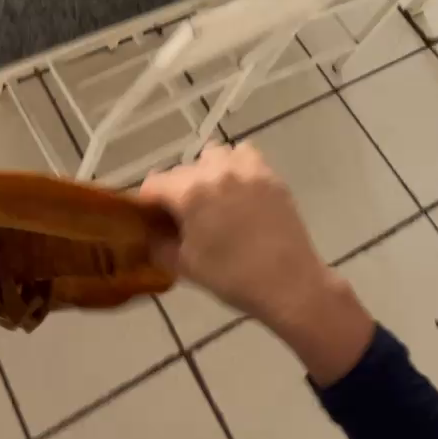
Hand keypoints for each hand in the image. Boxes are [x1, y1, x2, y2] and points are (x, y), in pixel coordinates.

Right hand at [139, 142, 373, 383]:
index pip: (154, 184)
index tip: (151, 218)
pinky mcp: (268, 175)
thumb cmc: (233, 277)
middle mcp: (214, 172)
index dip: (147, 201)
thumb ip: (160, 246)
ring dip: (206, 171)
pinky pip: (244, 154)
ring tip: (213, 197)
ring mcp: (244, 169)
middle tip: (184, 217)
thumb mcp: (187, 267)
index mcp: (189, 193)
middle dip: (177, 191)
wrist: (290, 284)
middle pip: (182, 171)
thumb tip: (150, 235)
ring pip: (213, 155)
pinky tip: (239, 188)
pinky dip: (236, 164)